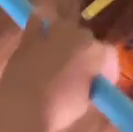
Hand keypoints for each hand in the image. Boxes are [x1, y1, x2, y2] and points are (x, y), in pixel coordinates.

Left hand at [0, 20, 116, 131]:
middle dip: (85, 52)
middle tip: (79, 71)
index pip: (108, 54)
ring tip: (59, 53)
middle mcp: (75, 35)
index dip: (106, 70)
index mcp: (95, 51)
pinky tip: (39, 33)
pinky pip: (36, 22)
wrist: (24, 106)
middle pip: (86, 38)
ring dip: (64, 38)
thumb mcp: (86, 100)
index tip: (100, 84)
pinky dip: (39, 25)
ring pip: (64, 27)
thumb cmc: (60, 109)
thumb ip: (90, 84)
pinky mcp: (29, 37)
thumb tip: (86, 82)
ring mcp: (51, 33)